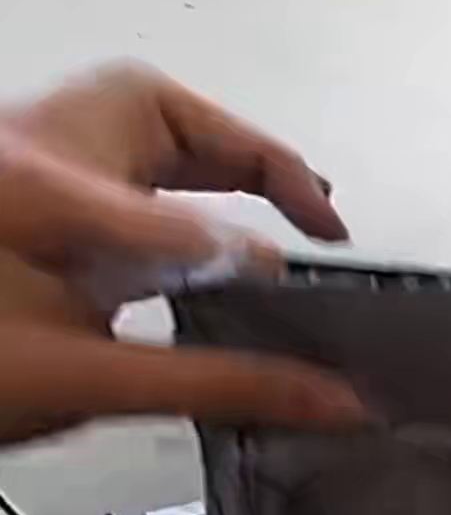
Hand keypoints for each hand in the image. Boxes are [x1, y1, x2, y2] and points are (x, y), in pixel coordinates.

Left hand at [0, 63, 368, 444]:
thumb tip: (353, 405)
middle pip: (158, 109)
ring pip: (137, 123)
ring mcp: (13, 166)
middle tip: (322, 221)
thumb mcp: (81, 382)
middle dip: (260, 159)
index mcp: (37, 190)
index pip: (202, 227)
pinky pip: (120, 165)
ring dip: (230, 163)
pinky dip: (193, 189)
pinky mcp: (18, 194)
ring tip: (300, 215)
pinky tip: (220, 243)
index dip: (268, 277)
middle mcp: (22, 154)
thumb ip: (225, 387)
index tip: (307, 320)